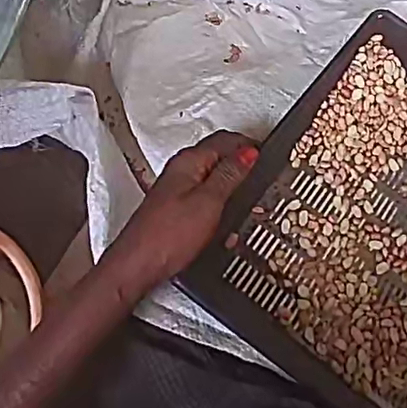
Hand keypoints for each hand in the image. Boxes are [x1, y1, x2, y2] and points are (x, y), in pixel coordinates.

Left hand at [98, 130, 258, 296]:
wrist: (138, 267)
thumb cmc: (168, 235)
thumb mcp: (209, 201)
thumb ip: (230, 174)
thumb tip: (249, 153)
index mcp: (189, 161)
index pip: (225, 140)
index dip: (249, 146)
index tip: (269, 158)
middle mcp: (181, 171)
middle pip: (219, 157)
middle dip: (243, 167)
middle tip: (264, 179)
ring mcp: (178, 190)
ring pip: (214, 179)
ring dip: (233, 189)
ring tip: (251, 203)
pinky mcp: (178, 209)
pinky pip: (207, 199)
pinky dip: (221, 206)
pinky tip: (229, 222)